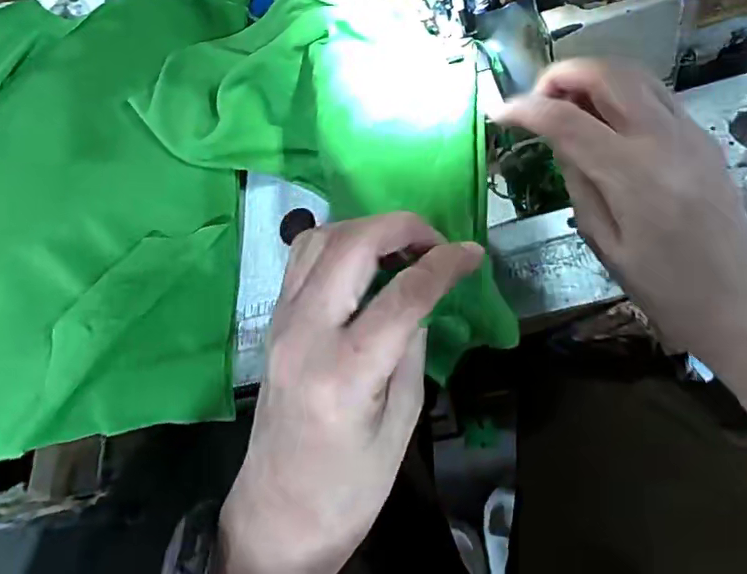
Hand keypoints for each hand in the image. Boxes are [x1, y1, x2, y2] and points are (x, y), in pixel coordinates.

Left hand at [219, 212, 482, 573]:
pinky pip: (304, 256)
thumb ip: (411, 349)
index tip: (473, 254)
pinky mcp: (273, 320)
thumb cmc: (348, 488)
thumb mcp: (400, 424)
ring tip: (402, 246)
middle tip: (437, 241)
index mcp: (344, 372)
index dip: (445, 264)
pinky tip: (366, 259)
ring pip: (322, 238)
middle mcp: (305, 333)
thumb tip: (421, 296)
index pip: (403, 294)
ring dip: (368, 228)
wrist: (275, 519)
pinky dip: (340, 240)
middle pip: (353, 245)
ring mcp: (281, 322)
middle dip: (403, 226)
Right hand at [493, 58, 746, 360]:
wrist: (741, 302)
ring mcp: (689, 131)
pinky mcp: (702, 134)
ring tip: (568, 102)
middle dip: (561, 74)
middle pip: (605, 74)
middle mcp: (664, 139)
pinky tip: (607, 117)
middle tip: (538, 99)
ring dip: (592, 75)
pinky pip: (654, 92)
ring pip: (633, 72)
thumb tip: (559, 138)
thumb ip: (579, 182)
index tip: (501, 113)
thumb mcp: (606, 244)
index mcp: (635, 176)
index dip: (525, 110)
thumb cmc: (667, 289)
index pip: (567, 120)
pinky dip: (621, 89)